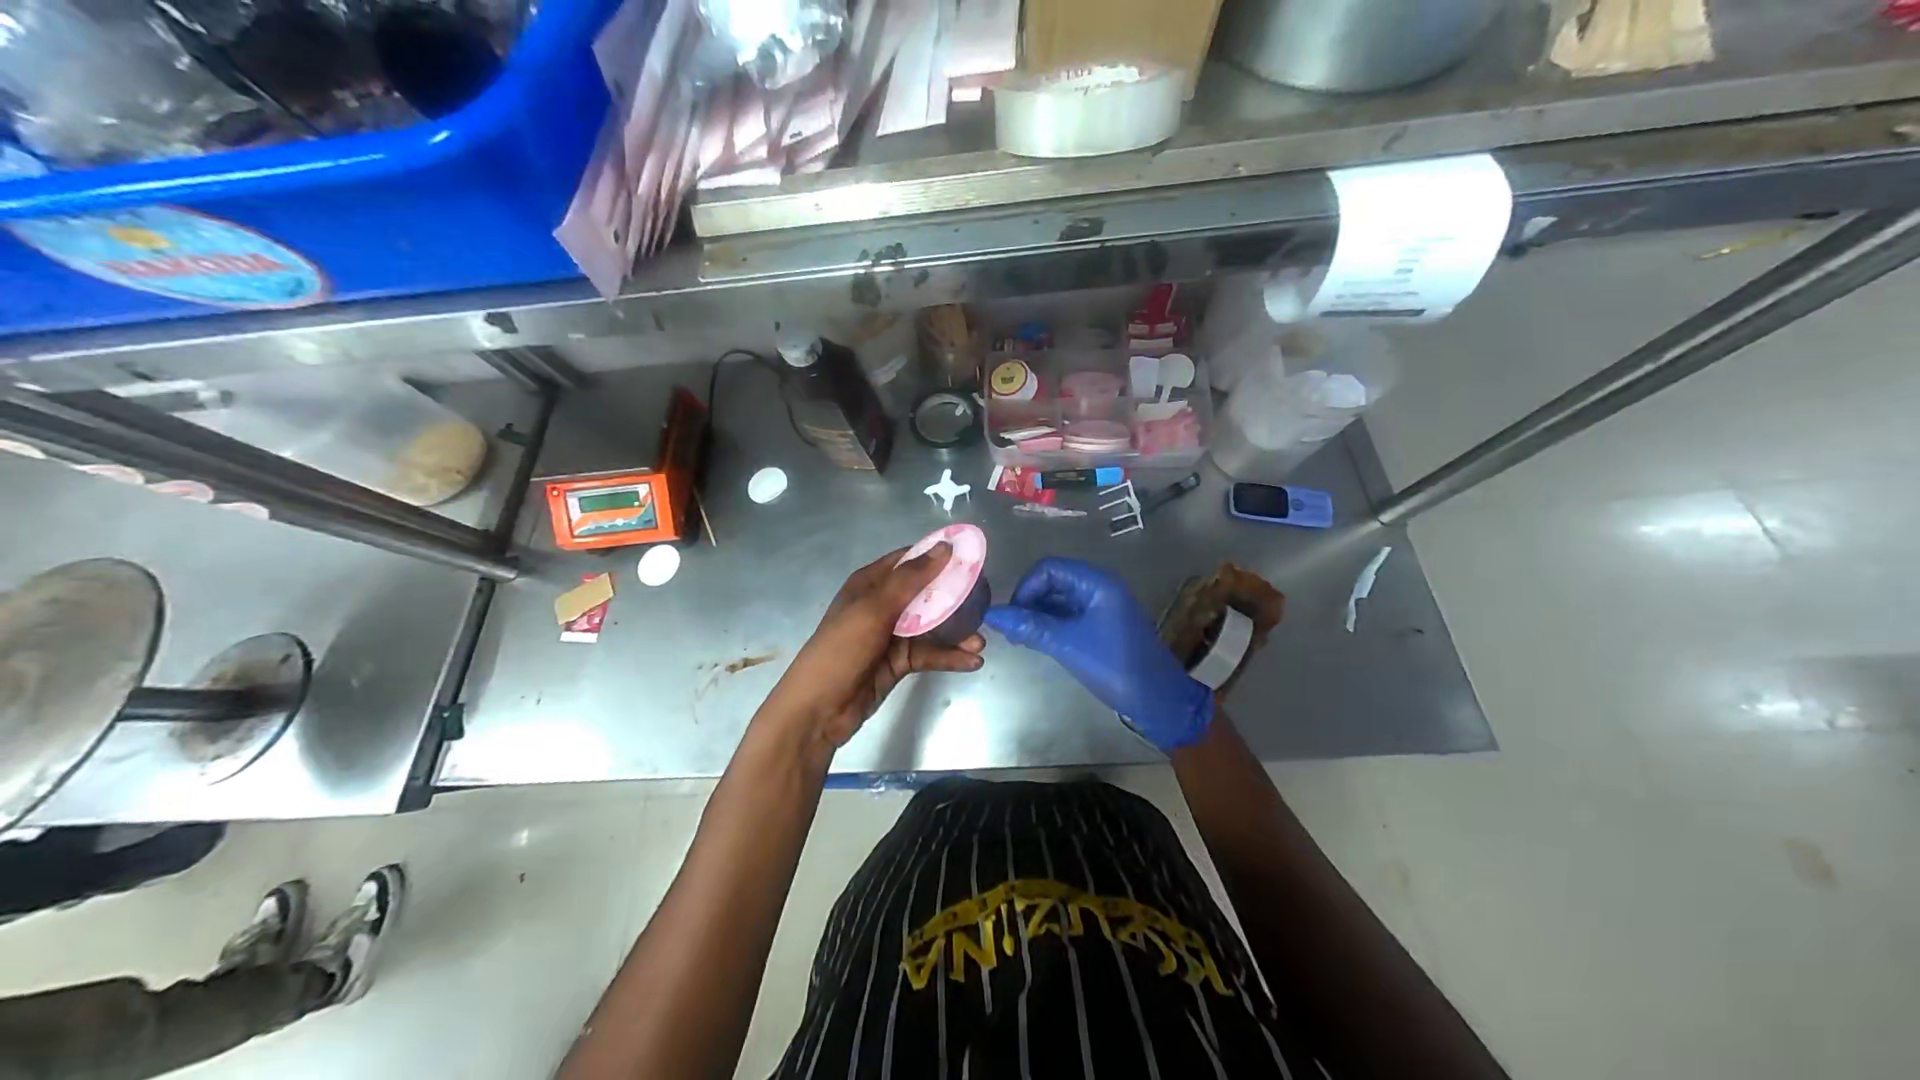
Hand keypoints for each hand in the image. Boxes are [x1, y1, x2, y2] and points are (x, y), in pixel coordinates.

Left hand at [759, 543, 985, 748]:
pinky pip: (929, 654)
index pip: (908, 561)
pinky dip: (949, 656)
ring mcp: (890, 636)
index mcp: (869, 584)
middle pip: (924, 594)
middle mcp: (881, 606)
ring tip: (980, 642)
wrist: (819, 708)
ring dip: (956, 633)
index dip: (937, 556)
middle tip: (984, 600)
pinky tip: (971, 661)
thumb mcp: (874, 609)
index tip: (969, 558)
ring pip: (931, 627)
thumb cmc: (841, 649)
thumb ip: (911, 580)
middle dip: (954, 597)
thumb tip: (945, 548)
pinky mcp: (898, 663)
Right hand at [984, 556, 1211, 752]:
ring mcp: (1102, 606)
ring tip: (1020, 638)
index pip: (1049, 569)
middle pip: (1053, 581)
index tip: (1011, 616)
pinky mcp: (1102, 624)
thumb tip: (991, 614)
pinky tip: (1036, 641)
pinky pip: (1069, 614)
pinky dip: (1050, 624)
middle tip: (1011, 631)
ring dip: (1037, 614)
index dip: (1025, 588)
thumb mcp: (1067, 645)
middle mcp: (1100, 587)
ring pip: (1059, 599)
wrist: (1158, 700)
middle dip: (1029, 601)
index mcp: (1097, 583)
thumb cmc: (1114, 666)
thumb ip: (1029, 626)